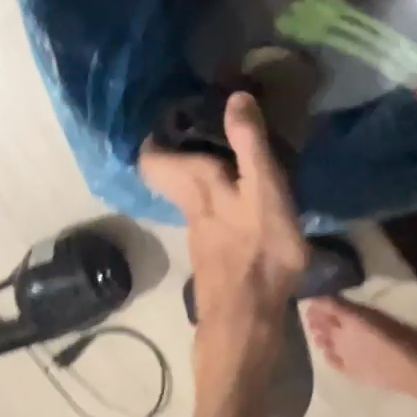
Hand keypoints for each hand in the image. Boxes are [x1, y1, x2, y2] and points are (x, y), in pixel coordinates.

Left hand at [141, 93, 309, 336]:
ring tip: (230, 158)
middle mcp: (189, 205)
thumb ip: (250, 144)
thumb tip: (235, 96)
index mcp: (195, 184)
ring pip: (187, 193)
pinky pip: (206, 214)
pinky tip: (243, 202)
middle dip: (178, 150)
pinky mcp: (213, 253)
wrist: (247, 319)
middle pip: (168, 174)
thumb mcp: (265, 189)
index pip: (151, 156)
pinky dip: (218, 200)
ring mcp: (200, 232)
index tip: (175, 115)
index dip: (156, 136)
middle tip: (204, 129)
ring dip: (201, 175)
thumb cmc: (259, 249)